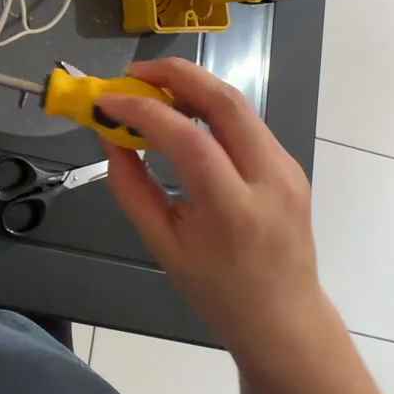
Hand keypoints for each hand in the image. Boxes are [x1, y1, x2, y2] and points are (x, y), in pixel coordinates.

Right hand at [95, 58, 337, 365]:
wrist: (285, 319)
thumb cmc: (215, 290)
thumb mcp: (161, 243)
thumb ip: (131, 186)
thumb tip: (109, 135)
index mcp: (234, 210)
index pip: (188, 139)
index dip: (142, 110)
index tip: (106, 101)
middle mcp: (269, 180)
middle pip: (225, 102)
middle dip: (176, 74)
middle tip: (133, 73)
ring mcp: (286, 168)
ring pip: (236, 104)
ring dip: (191, 85)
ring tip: (150, 89)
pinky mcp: (288, 164)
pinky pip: (243, 120)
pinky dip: (207, 105)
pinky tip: (179, 115)